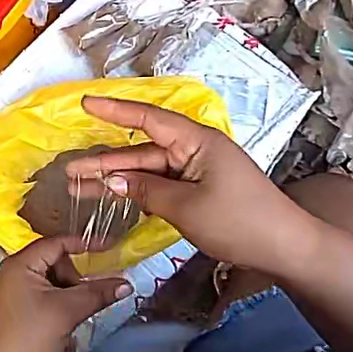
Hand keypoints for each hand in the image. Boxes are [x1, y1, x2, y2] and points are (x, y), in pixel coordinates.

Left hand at [0, 235, 129, 351]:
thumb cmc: (30, 338)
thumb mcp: (68, 311)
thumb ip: (98, 293)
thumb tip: (126, 284)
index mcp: (21, 263)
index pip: (58, 242)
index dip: (86, 244)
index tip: (111, 248)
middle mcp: (14, 271)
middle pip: (55, 261)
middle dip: (76, 276)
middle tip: (87, 296)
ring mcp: (13, 290)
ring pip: (52, 279)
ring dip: (69, 291)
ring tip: (75, 312)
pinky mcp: (16, 307)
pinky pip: (44, 293)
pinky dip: (60, 301)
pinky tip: (66, 318)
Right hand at [65, 96, 321, 275]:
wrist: (283, 247)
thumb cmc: (238, 221)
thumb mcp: (187, 206)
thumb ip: (146, 190)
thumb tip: (112, 180)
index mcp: (197, 142)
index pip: (149, 119)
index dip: (115, 111)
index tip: (86, 104)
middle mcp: (196, 150)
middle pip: (143, 150)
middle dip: (106, 161)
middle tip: (69, 172)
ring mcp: (198, 171)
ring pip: (150, 170)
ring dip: (119, 180)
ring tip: (80, 188)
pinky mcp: (201, 191)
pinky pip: (163, 185)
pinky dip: (140, 192)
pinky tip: (115, 199)